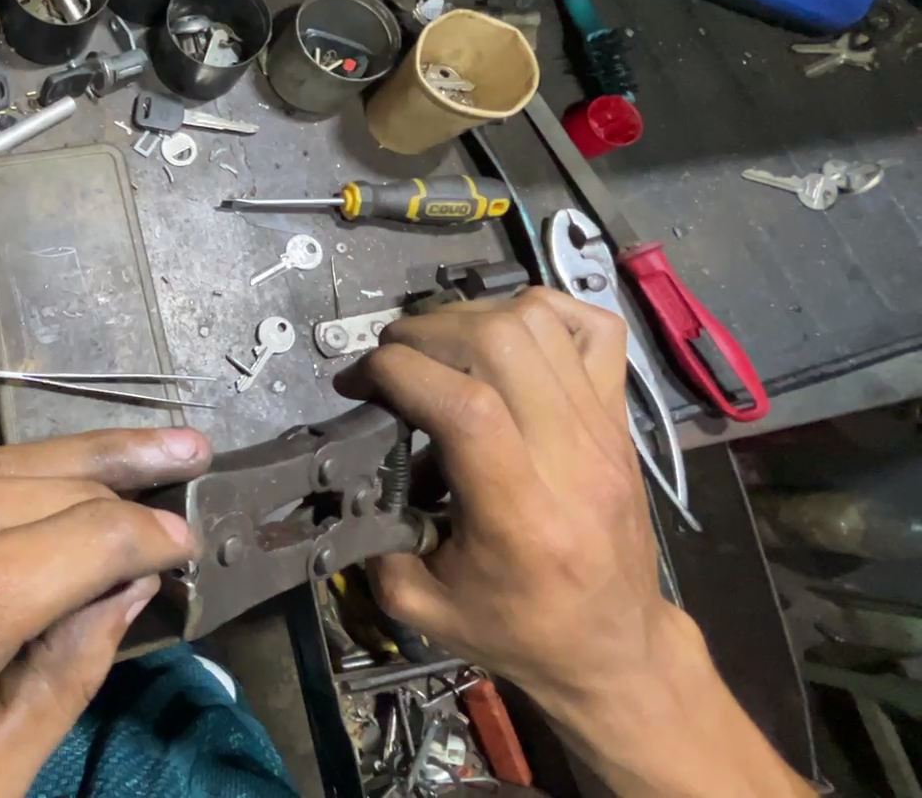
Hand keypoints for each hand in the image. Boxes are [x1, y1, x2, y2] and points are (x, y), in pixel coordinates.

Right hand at [336, 287, 670, 713]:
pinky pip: (592, 328)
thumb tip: (340, 472)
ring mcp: (603, 429)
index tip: (356, 384)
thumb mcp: (418, 602)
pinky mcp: (619, 416)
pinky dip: (538, 313)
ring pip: (538, 322)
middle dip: (420, 333)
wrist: (615, 647)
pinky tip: (499, 338)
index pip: (464, 403)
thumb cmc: (517, 627)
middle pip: (499, 342)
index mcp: (520, 514)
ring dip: (466, 318)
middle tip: (388, 364)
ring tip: (432, 349)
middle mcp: (571, 458)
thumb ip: (369, 537)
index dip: (395, 372)